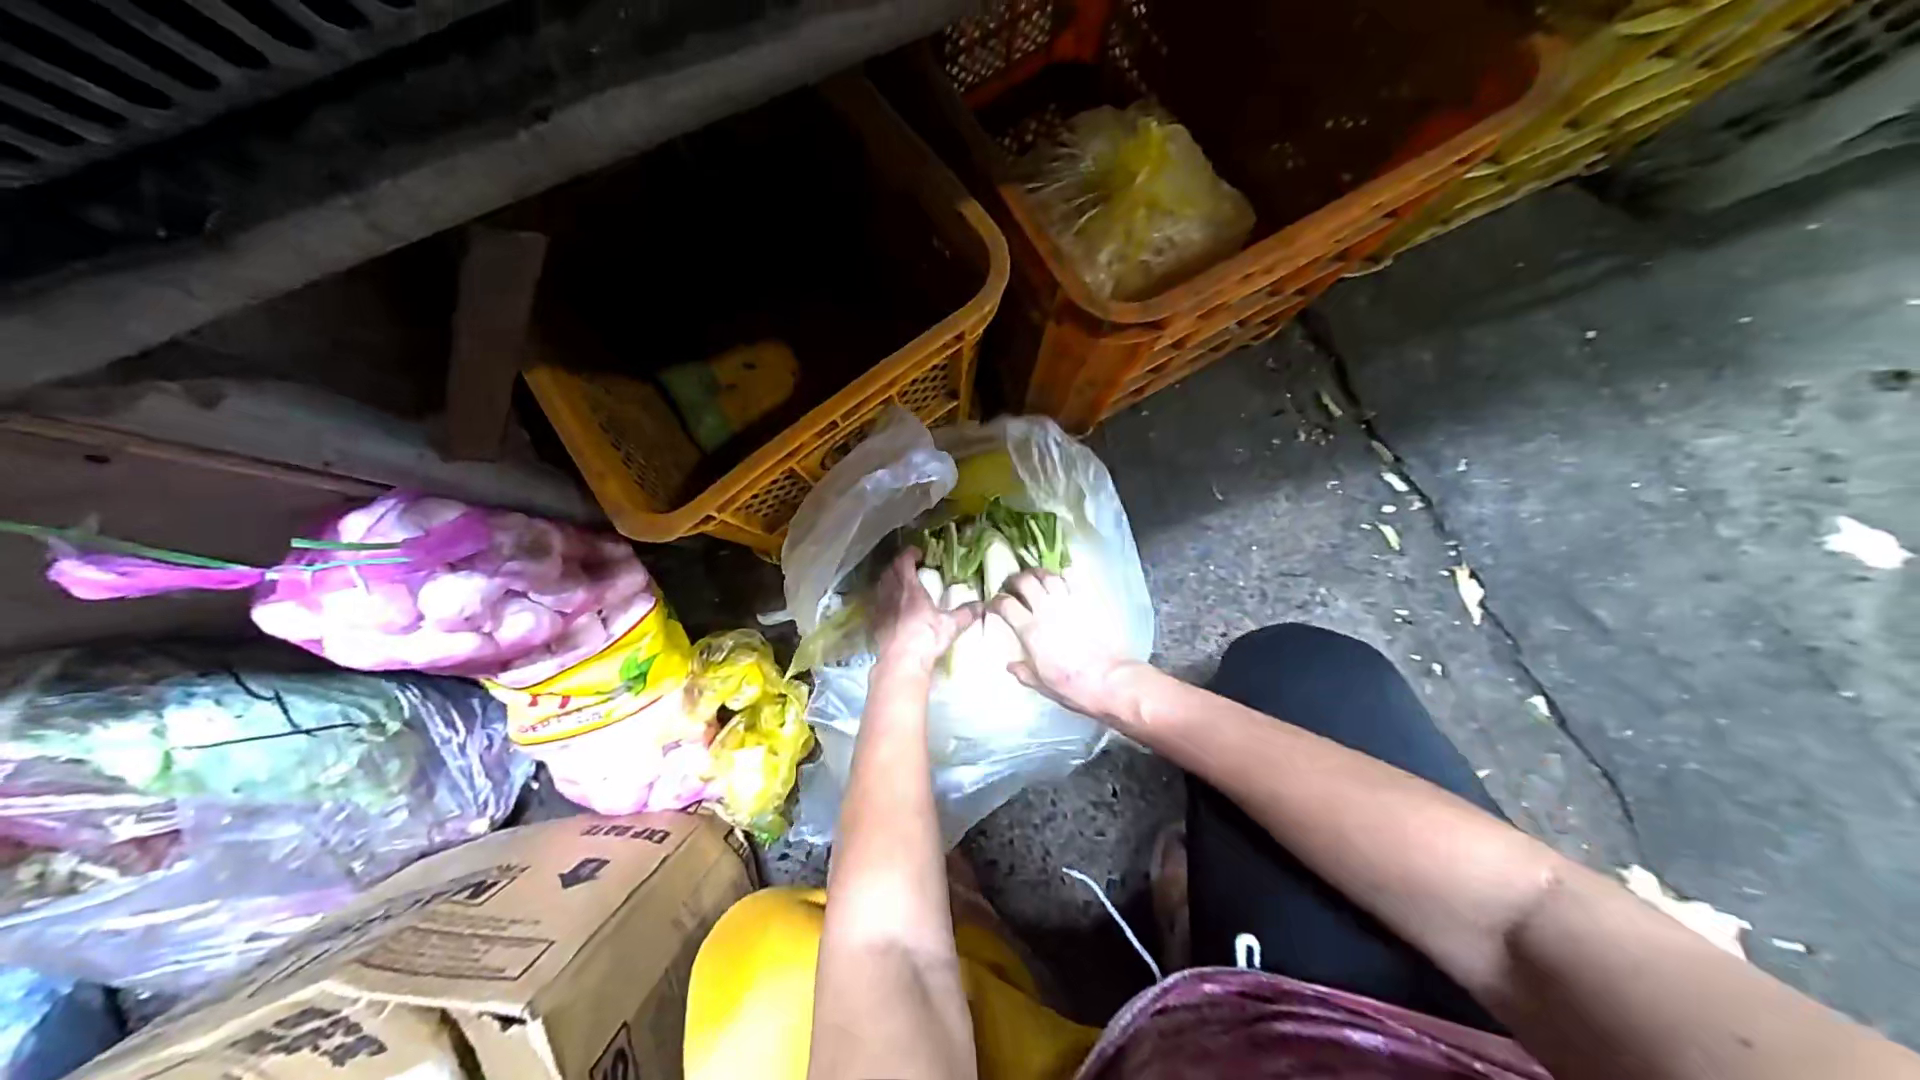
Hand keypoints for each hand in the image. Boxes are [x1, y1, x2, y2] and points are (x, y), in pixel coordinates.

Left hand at [872, 548, 977, 674]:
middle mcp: (891, 593)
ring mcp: (880, 607)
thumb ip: (966, 613)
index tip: (919, 554)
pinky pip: (876, 601)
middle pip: (889, 570)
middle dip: (899, 565)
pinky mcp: (874, 621)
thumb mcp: (950, 626)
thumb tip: (983, 605)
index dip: (909, 553)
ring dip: (890, 579)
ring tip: (901, 584)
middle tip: (911, 567)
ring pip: (881, 584)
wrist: (901, 662)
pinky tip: (891, 605)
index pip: (903, 561)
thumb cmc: (926, 639)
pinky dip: (883, 597)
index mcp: (910, 589)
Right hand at [990, 570, 1141, 725]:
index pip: (1005, 605)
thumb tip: (1011, 665)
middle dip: (1014, 580)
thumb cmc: (1072, 686)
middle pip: (1025, 582)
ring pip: (1048, 575)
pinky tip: (1063, 577)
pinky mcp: (1088, 601)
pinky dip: (1065, 574)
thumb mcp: (1042, 684)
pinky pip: (1074, 579)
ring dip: (1037, 573)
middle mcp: (1046, 610)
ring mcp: (1068, 603)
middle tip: (1012, 585)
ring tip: (1034, 577)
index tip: (993, 604)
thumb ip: (1024, 672)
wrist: (1109, 679)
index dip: (995, 601)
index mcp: (1030, 631)